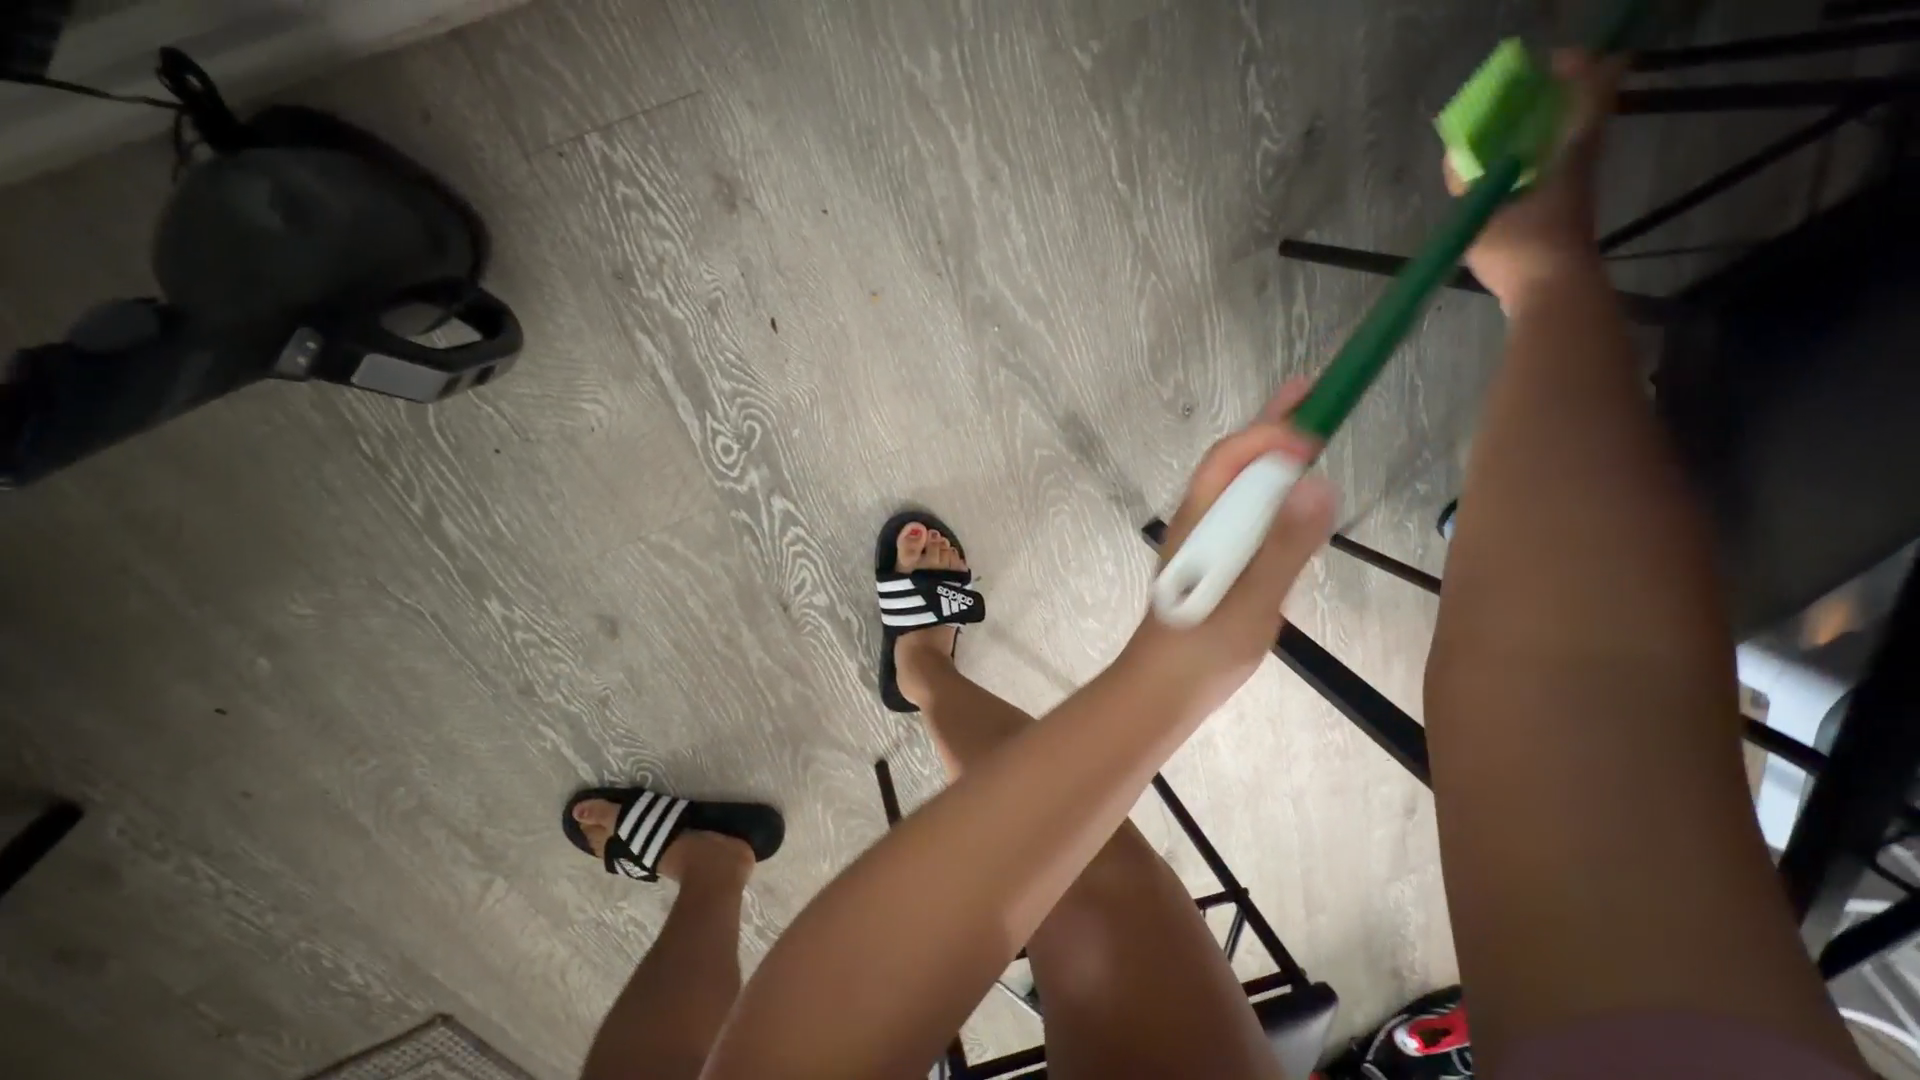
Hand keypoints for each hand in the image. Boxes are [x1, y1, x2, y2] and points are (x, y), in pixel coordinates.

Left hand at [1124, 377, 1338, 712]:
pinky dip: (1273, 496)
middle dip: (1272, 429)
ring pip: (1241, 490)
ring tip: (1311, 436)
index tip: (1312, 414)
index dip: (1269, 432)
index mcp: (1202, 522)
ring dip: (1273, 459)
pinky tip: (1293, 502)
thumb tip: (1316, 483)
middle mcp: (1202, 524)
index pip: (1232, 459)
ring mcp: (1209, 545)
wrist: (1165, 690)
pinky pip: (1247, 518)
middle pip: (1236, 465)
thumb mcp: (1250, 599)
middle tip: (1312, 393)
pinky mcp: (1219, 566)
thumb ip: (1282, 547)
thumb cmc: (1201, 647)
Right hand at [1450, 50, 1621, 312]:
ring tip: (1504, 138)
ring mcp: (1575, 194)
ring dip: (1540, 138)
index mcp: (1569, 153)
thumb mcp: (1484, 213)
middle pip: (1578, 119)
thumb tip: (1455, 158)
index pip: (1589, 93)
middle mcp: (1580, 165)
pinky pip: (1551, 175)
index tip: (1551, 62)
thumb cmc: (1524, 247)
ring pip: (1564, 149)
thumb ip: (1469, 183)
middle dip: (1553, 104)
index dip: (1577, 70)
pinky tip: (1505, 177)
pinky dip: (1532, 166)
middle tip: (1520, 101)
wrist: (1554, 293)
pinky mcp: (1564, 218)